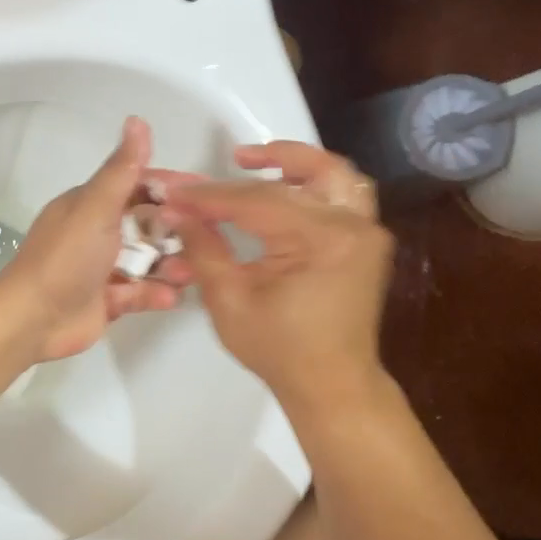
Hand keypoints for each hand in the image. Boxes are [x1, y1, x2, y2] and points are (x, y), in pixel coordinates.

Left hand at [0, 117, 191, 360]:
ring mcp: (102, 268)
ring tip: (187, 273)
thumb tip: (136, 120)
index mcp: (89, 206)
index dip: (171, 188)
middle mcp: (96, 233)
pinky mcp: (108, 300)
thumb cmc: (64, 258)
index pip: (138, 186)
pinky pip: (141, 292)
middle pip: (149, 224)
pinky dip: (156, 294)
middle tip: (207, 238)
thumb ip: (121, 169)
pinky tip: (169, 297)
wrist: (33, 319)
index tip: (207, 193)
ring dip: (172, 264)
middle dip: (178, 230)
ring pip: (149, 260)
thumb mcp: (94, 207)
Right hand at [166, 141, 393, 409]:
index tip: (173, 190)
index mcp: (319, 239)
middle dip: (262, 163)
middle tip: (232, 157)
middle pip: (304, 175)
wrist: (330, 382)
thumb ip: (203, 248)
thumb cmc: (277, 347)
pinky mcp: (365, 244)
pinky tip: (287, 193)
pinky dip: (316, 185)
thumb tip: (176, 213)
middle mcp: (352, 226)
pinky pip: (346, 197)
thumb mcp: (227, 299)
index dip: (210, 194)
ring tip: (264, 166)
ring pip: (338, 177)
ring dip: (301, 164)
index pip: (255, 200)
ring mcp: (366, 233)